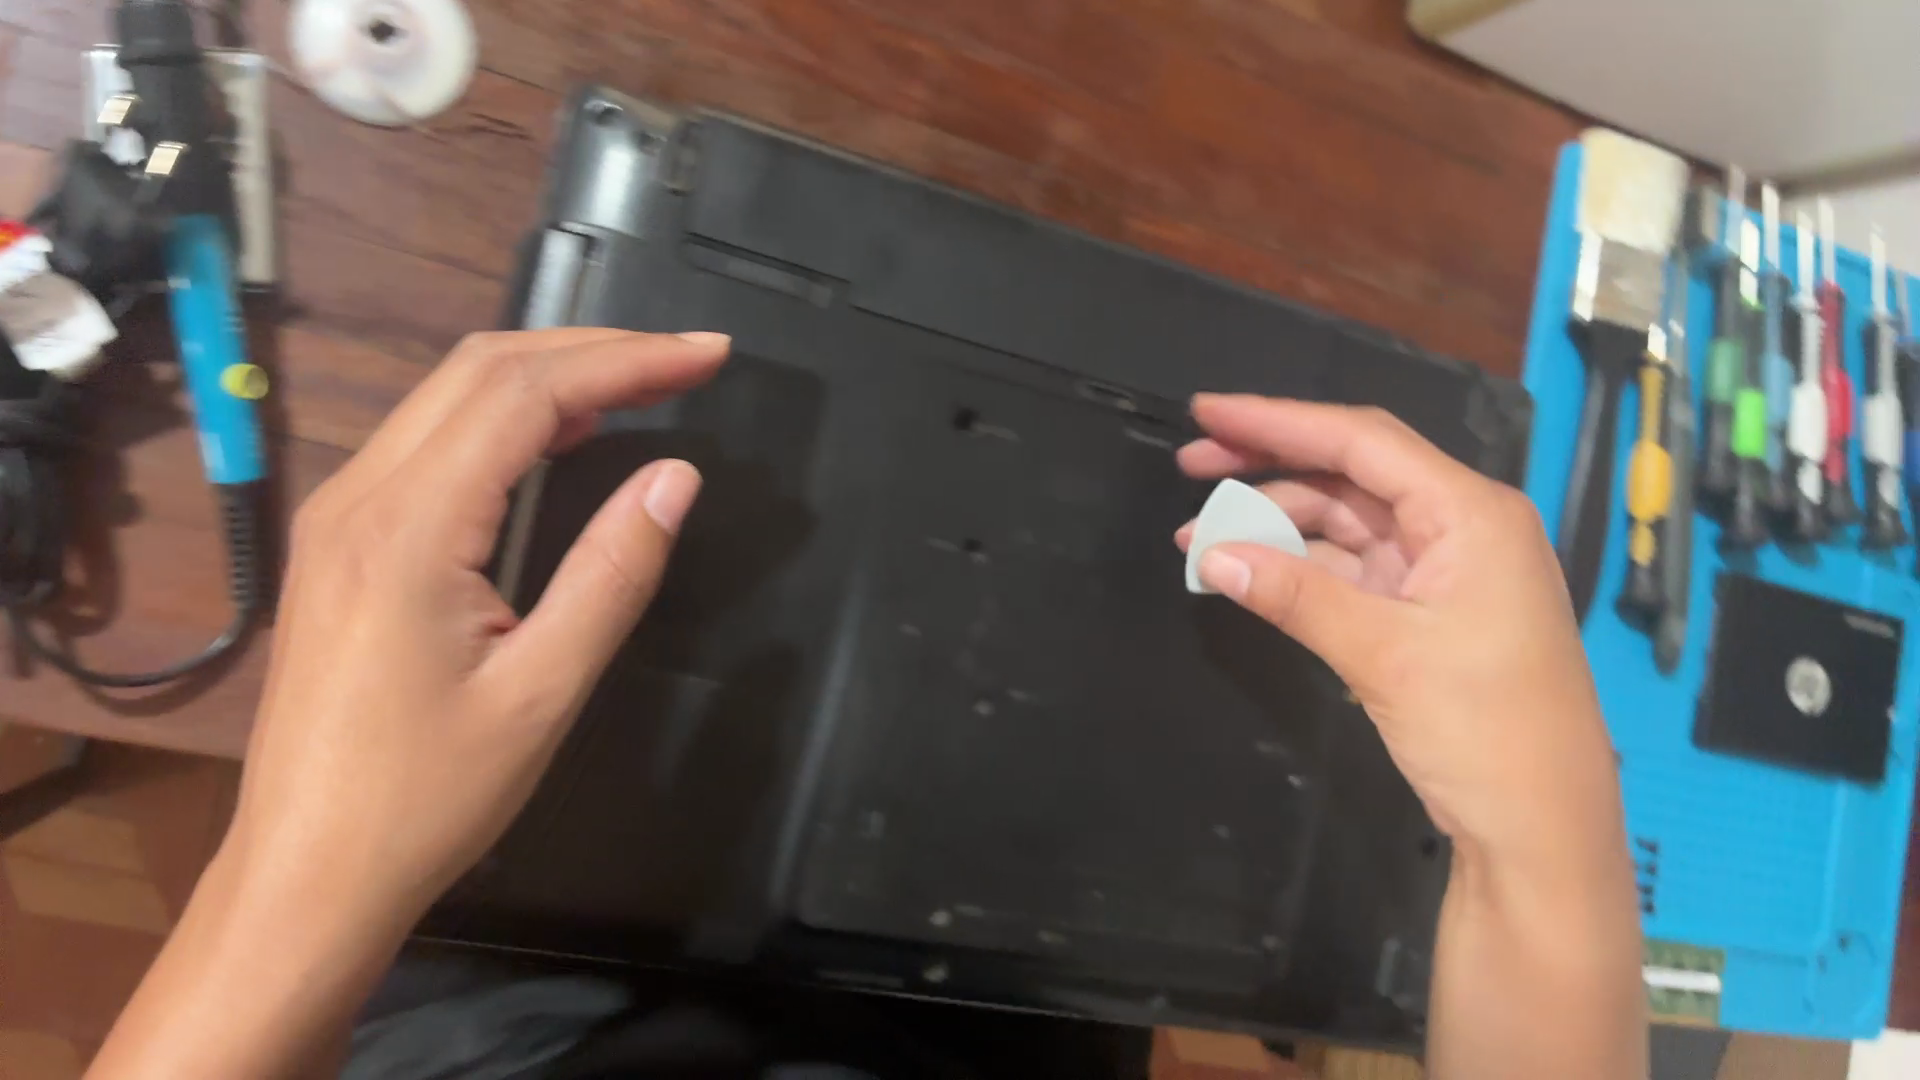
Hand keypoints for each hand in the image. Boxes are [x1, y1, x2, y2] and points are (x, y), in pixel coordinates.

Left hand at [225, 328, 729, 931]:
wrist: (310, 876)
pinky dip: (519, 413)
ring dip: (559, 371)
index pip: (527, 395)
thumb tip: (677, 477)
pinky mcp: (352, 539)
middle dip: (598, 348)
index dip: (627, 360)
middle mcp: (363, 496)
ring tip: (648, 381)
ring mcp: (346, 514)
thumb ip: (615, 572)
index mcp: (411, 528)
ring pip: (457, 394)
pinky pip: (441, 439)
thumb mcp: (548, 689)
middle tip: (689, 360)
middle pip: (485, 369)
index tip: (708, 356)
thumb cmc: (432, 794)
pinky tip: (570, 433)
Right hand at [1175, 394, 1625, 878]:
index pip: (1359, 442)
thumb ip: (1293, 594)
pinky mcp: (1413, 606)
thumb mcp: (1384, 654)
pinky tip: (1240, 569)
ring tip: (1196, 537)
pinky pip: (1338, 566)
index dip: (1277, 420)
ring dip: (1267, 524)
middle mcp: (1453, 525)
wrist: (1537, 830)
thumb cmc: (1485, 731)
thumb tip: (1209, 553)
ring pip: (1335, 521)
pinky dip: (1288, 565)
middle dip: (1265, 464)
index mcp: (1468, 514)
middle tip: (1189, 462)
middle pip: (1344, 473)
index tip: (1206, 411)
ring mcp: (1432, 567)